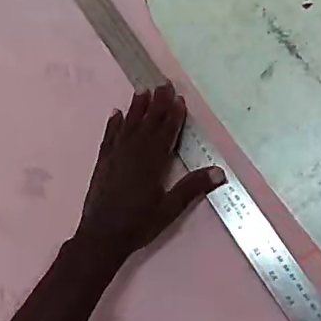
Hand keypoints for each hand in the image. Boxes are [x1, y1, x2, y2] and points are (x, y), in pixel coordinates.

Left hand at [73, 84, 223, 263]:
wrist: (101, 236)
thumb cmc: (138, 224)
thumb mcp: (169, 209)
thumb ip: (192, 188)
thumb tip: (219, 171)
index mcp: (152, 163)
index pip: (166, 133)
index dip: (173, 116)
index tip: (179, 99)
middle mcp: (133, 154)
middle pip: (148, 123)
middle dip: (157, 103)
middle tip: (163, 84)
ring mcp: (115, 156)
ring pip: (128, 125)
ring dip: (136, 108)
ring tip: (142, 91)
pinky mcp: (102, 163)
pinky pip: (109, 137)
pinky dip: (113, 124)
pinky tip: (116, 113)